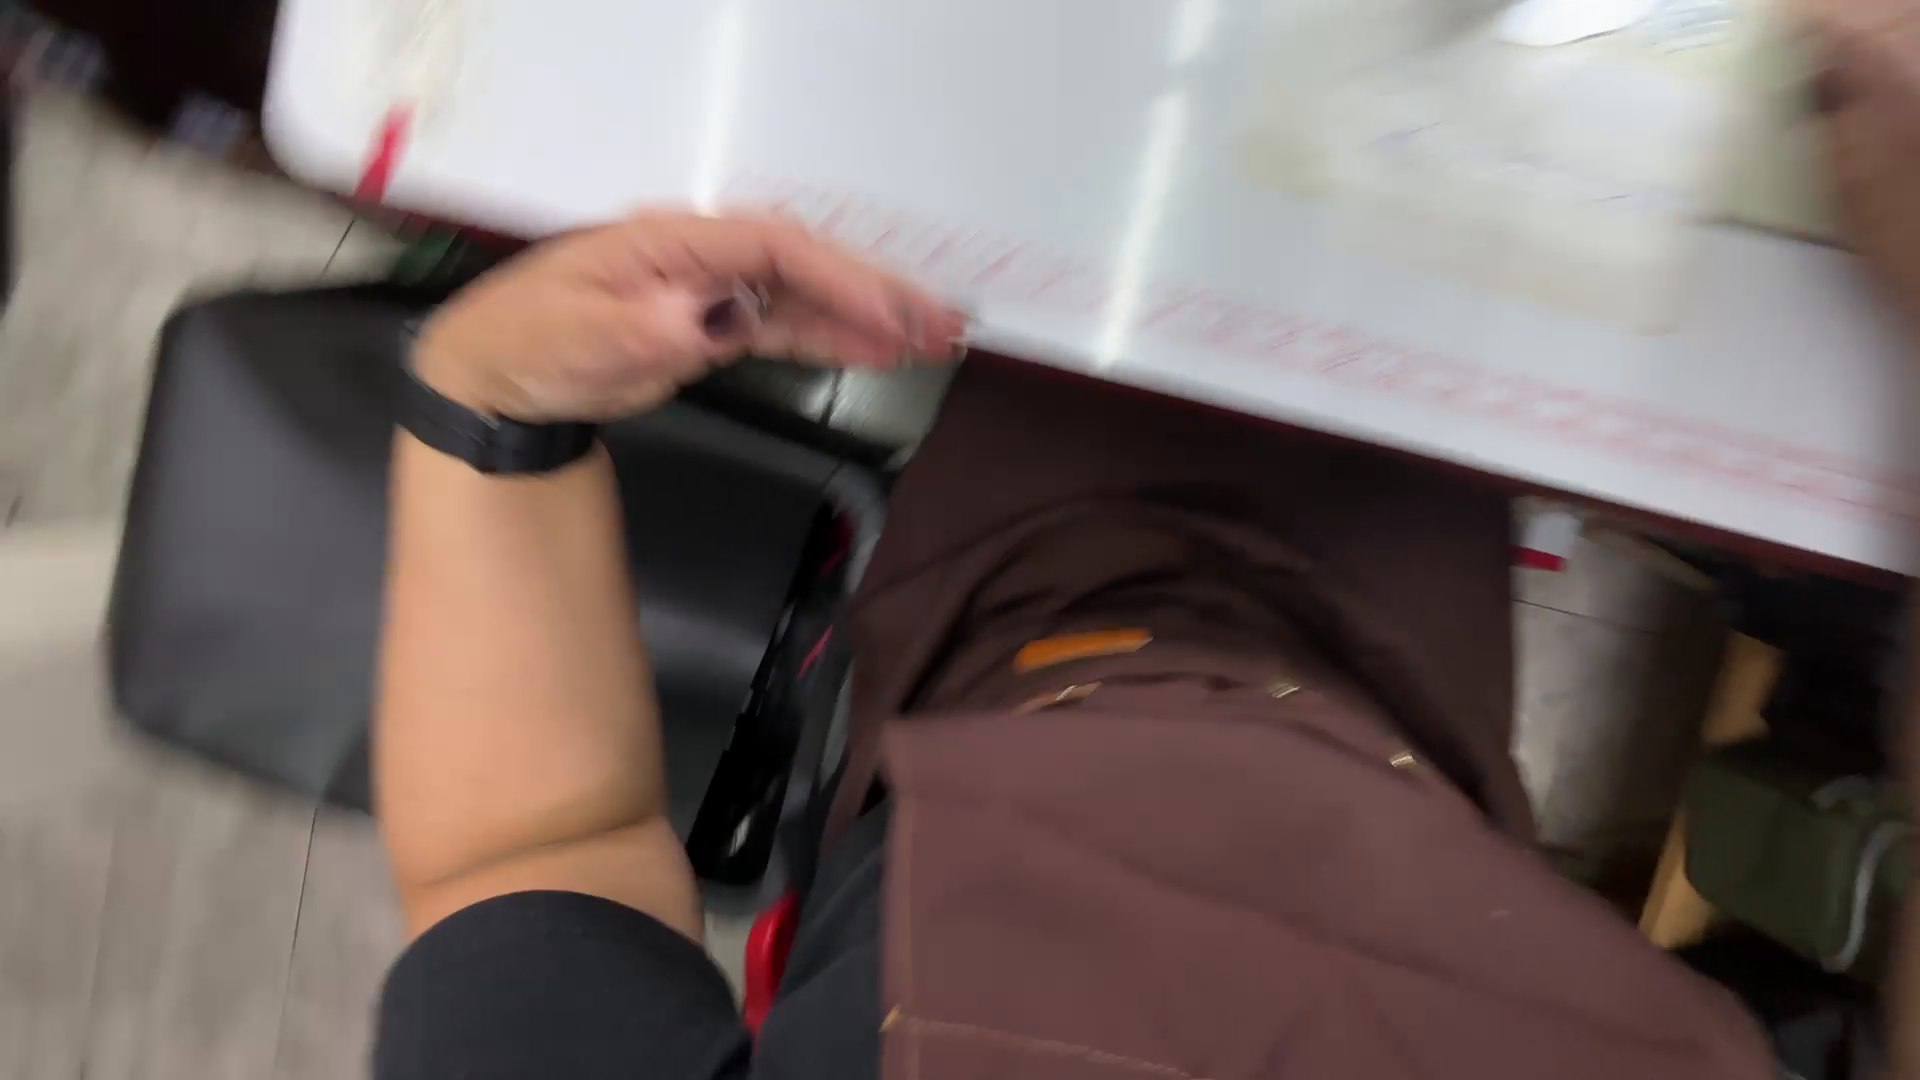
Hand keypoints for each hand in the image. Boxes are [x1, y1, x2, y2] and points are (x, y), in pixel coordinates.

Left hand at [411, 211, 968, 420]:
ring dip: (871, 318)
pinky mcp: (721, 326)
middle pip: (810, 266)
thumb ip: (642, 326)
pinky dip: (836, 341)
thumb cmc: (530, 342)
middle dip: (879, 292)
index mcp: (676, 242)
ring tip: (930, 339)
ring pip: (810, 299)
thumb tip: (710, 320)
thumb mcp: (574, 336)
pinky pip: (790, 329)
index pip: (776, 250)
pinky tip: (876, 351)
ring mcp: (719, 292)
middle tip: (942, 322)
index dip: (838, 279)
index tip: (888, 316)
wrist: (507, 377)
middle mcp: (708, 258)